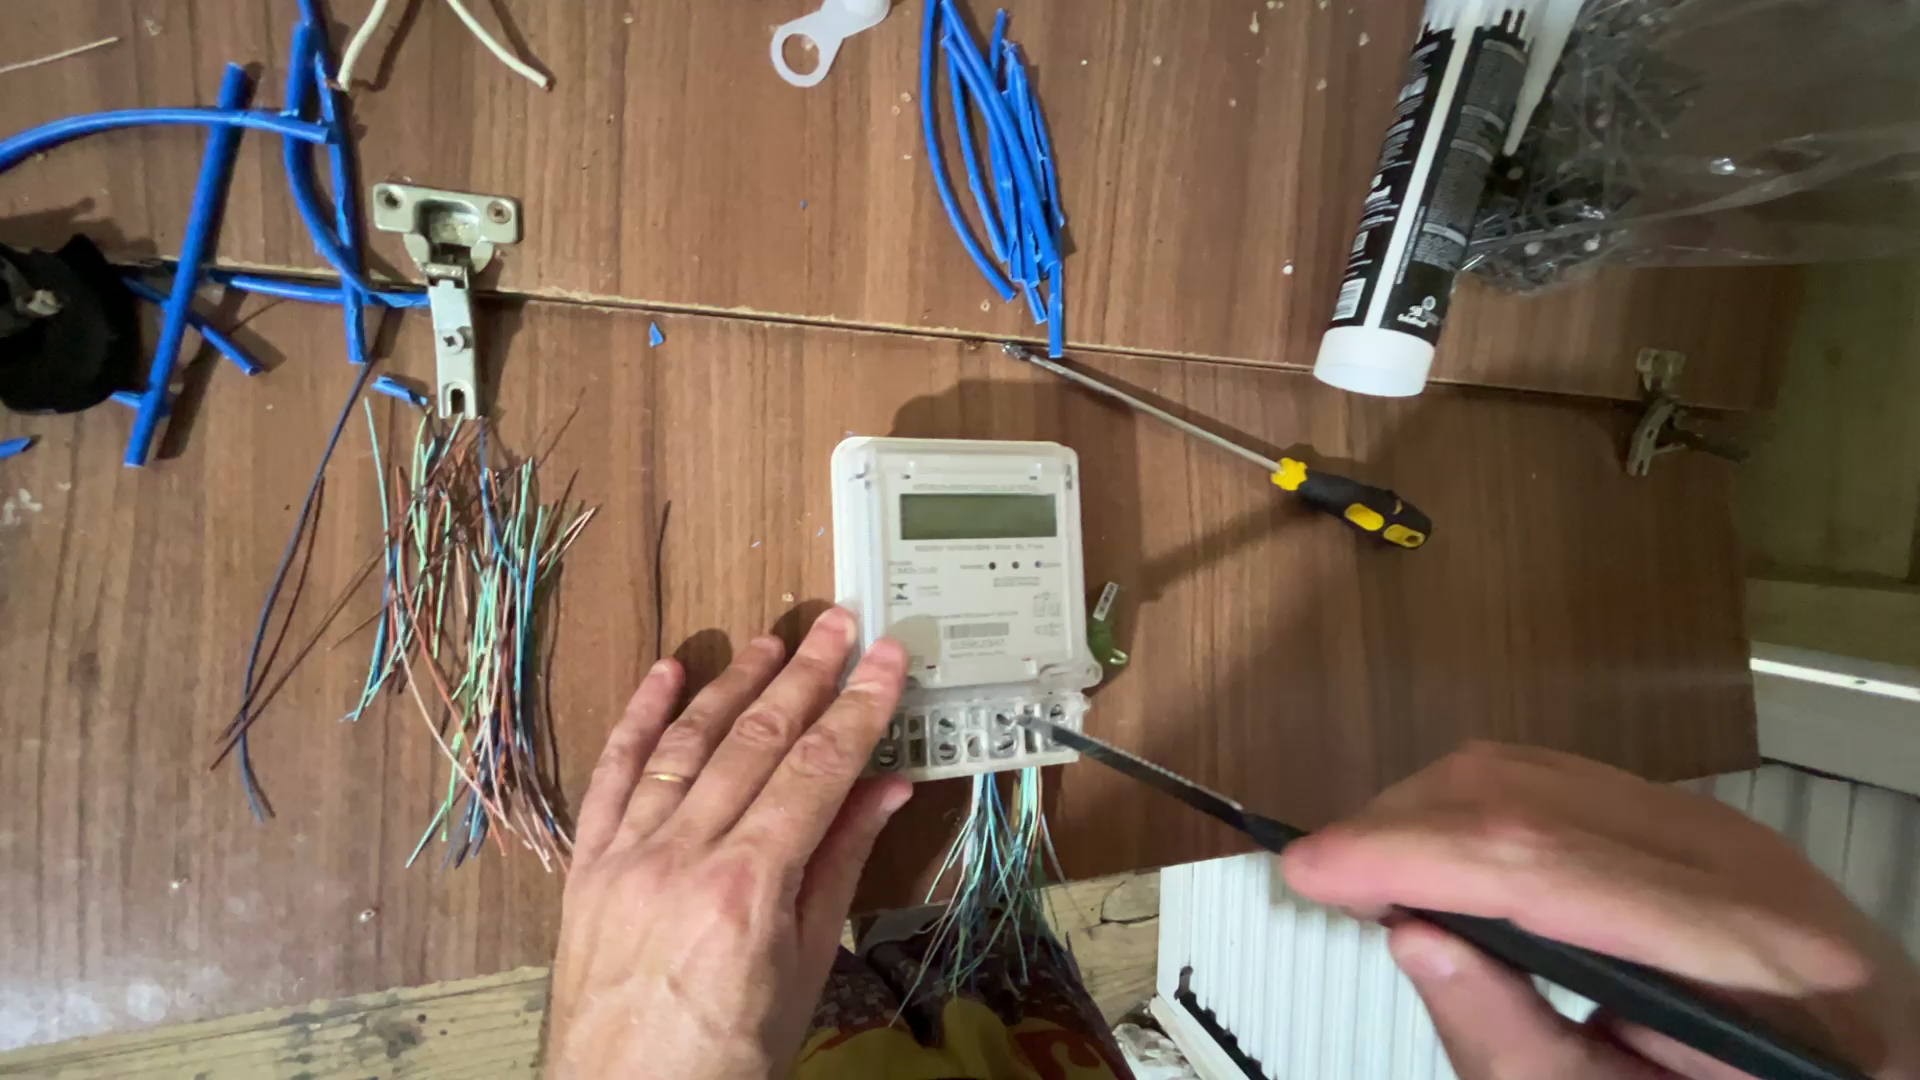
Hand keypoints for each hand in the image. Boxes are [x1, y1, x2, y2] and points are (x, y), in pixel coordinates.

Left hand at [545, 608, 912, 1078]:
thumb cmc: (735, 1051)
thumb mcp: (809, 962)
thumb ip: (842, 860)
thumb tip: (887, 786)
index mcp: (749, 887)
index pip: (818, 769)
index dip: (859, 707)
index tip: (884, 660)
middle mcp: (683, 856)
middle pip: (757, 740)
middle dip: (805, 674)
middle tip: (836, 626)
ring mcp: (628, 854)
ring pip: (688, 743)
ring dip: (734, 683)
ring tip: (770, 640)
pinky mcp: (589, 862)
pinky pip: (613, 775)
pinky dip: (640, 717)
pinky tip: (667, 672)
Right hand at [1282, 742, 1919, 1079]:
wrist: (1842, 1071)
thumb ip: (1517, 1044)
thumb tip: (1405, 936)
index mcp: (1754, 949)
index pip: (1537, 861)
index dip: (1406, 855)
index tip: (1307, 873)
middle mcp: (1725, 854)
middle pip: (1508, 797)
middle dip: (1390, 831)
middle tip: (1324, 882)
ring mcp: (1690, 816)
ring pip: (1502, 770)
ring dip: (1408, 815)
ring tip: (1365, 872)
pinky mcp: (1652, 806)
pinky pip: (1520, 774)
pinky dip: (1445, 806)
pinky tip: (1422, 851)